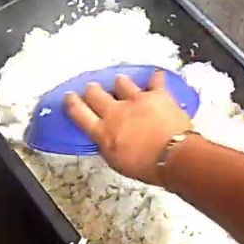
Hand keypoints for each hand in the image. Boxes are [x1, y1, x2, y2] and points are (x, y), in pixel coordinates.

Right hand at [63, 71, 193, 184]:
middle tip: (91, 87)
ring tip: (120, 81)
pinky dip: (154, 79)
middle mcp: (115, 112)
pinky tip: (155, 76)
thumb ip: (107, 144)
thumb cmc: (146, 166)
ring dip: (119, 83)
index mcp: (103, 132)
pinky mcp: (157, 94)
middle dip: (92, 89)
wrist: (174, 156)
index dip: (72, 103)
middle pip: (96, 94)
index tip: (69, 96)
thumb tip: (105, 137)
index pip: (80, 113)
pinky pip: (154, 81)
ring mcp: (136, 100)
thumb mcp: (116, 161)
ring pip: (121, 83)